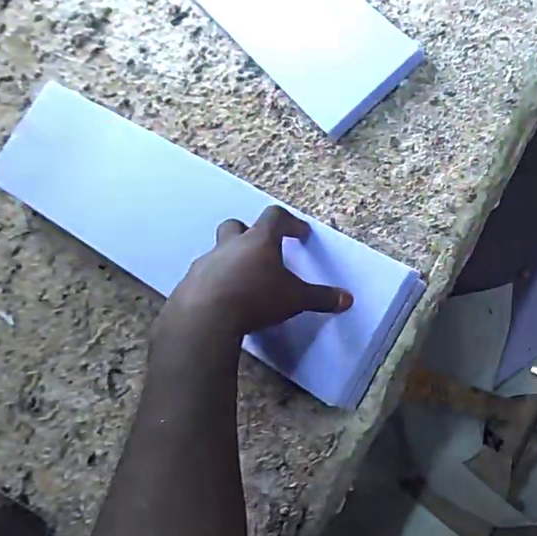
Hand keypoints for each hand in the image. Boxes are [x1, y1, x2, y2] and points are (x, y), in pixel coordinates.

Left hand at [160, 205, 352, 342]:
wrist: (205, 318)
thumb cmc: (255, 299)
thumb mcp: (295, 299)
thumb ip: (321, 298)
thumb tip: (347, 299)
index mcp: (258, 241)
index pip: (275, 217)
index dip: (290, 223)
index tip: (300, 234)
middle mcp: (230, 246)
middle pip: (237, 226)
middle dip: (249, 234)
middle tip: (262, 250)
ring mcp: (206, 263)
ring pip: (218, 252)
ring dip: (230, 260)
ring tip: (243, 282)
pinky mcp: (189, 283)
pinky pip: (203, 276)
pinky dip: (214, 283)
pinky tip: (222, 301)